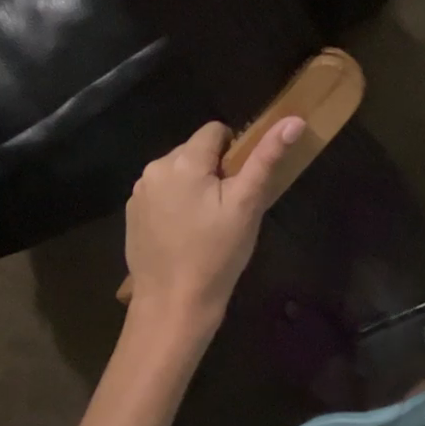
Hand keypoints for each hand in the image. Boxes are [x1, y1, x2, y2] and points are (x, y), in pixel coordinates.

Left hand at [123, 117, 304, 329]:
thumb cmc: (217, 254)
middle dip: (212, 170)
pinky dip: (173, 203)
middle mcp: (155, 167)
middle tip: (224, 209)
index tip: (237, 187)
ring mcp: (139, 191)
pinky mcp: (132, 212)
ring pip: (177, 171)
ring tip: (204, 224)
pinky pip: (160, 192)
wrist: (173, 305)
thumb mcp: (248, 205)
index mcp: (184, 160)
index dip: (233, 154)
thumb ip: (267, 158)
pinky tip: (183, 234)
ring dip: (192, 185)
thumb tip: (293, 120)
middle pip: (194, 151)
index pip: (215, 131)